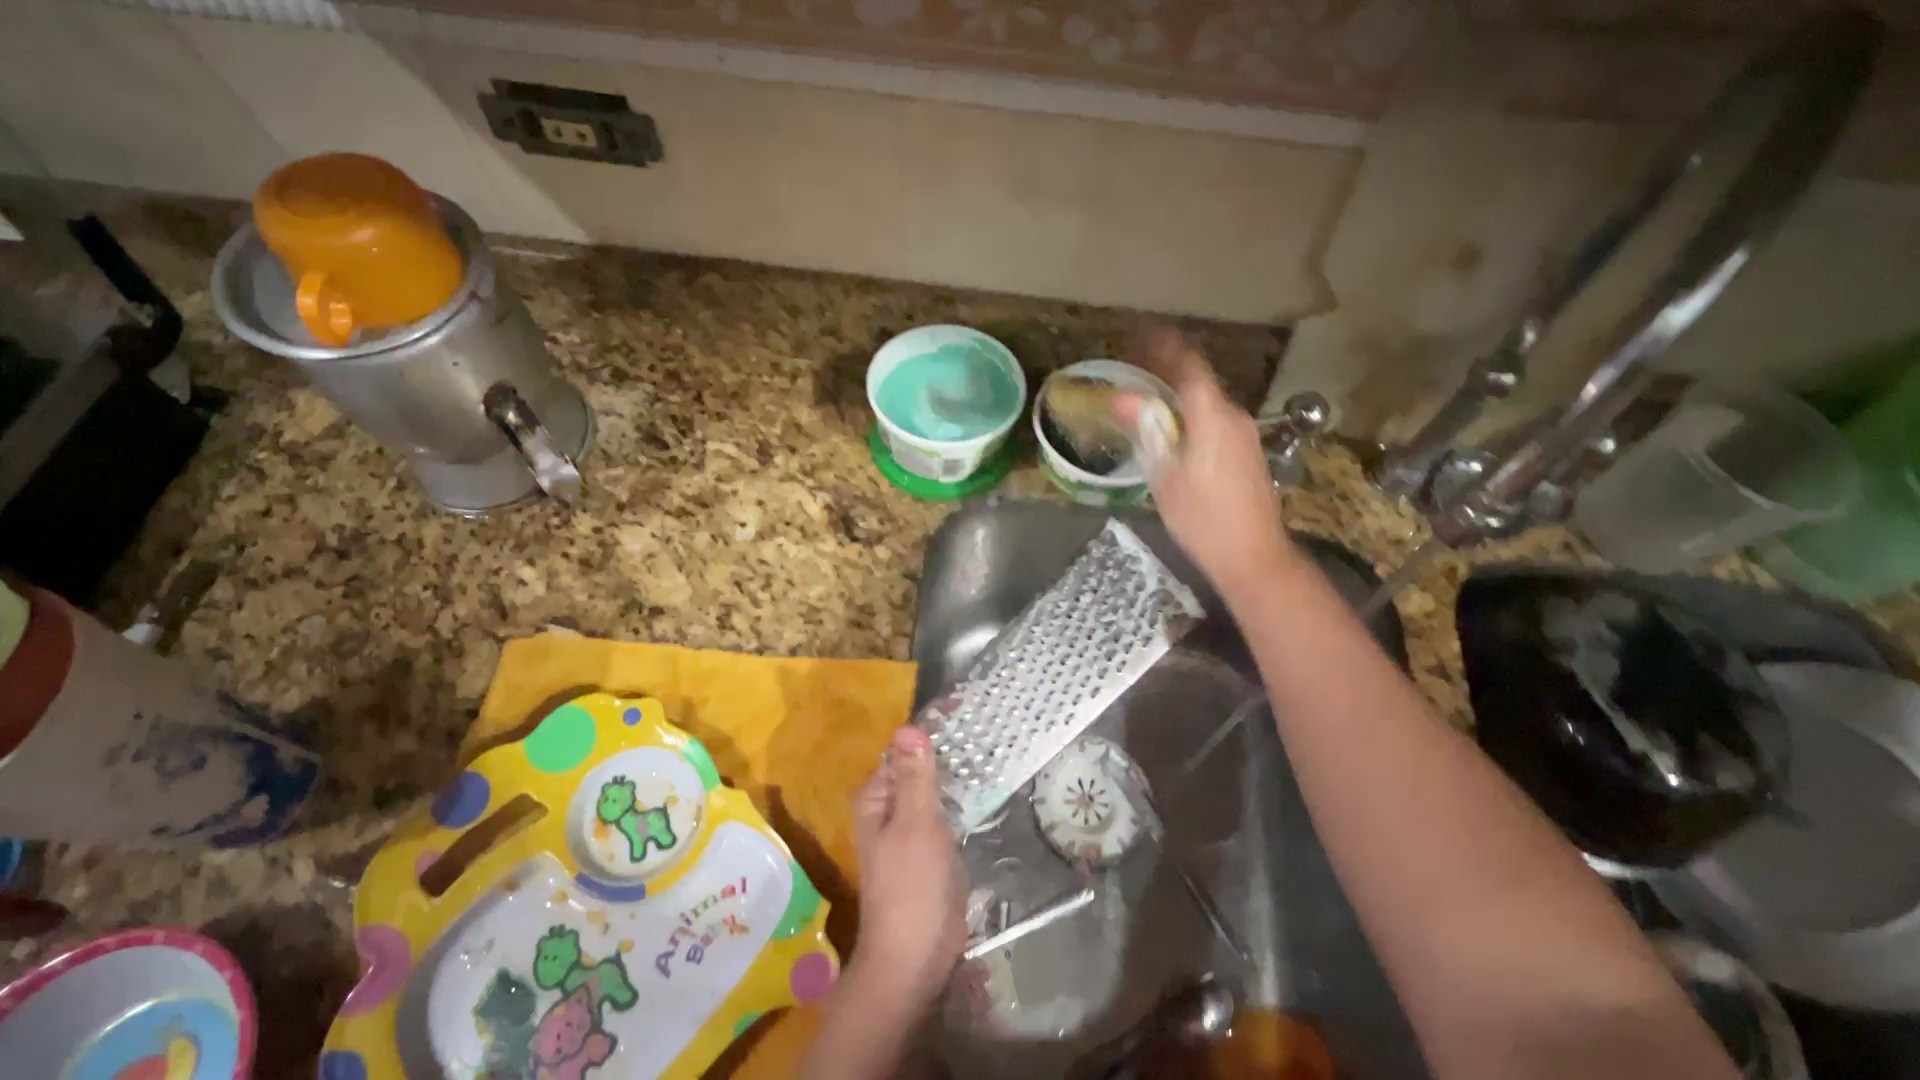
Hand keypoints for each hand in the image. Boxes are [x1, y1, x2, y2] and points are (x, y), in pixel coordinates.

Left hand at [847, 726, 967, 1013]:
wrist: (915, 954)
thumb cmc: (911, 885)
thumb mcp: (915, 824)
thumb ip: (915, 777)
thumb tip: (908, 726)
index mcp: (876, 797)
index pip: (903, 749)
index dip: (932, 729)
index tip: (967, 708)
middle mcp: (889, 809)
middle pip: (920, 768)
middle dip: (949, 749)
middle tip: (991, 726)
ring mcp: (912, 831)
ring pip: (936, 790)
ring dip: (959, 774)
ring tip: (997, 747)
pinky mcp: (933, 851)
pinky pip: (948, 814)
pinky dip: (964, 800)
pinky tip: (990, 787)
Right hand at [1123, 325, 1294, 590]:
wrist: (1253, 556)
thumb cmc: (1203, 519)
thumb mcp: (1165, 476)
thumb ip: (1147, 431)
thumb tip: (1123, 398)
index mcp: (1212, 416)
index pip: (1188, 366)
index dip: (1164, 346)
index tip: (1140, 333)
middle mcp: (1233, 416)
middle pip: (1198, 381)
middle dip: (1166, 370)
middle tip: (1134, 368)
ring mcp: (1245, 435)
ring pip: (1207, 401)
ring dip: (1179, 394)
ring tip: (1148, 399)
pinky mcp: (1248, 453)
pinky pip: (1215, 420)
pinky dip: (1193, 414)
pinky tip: (1174, 430)